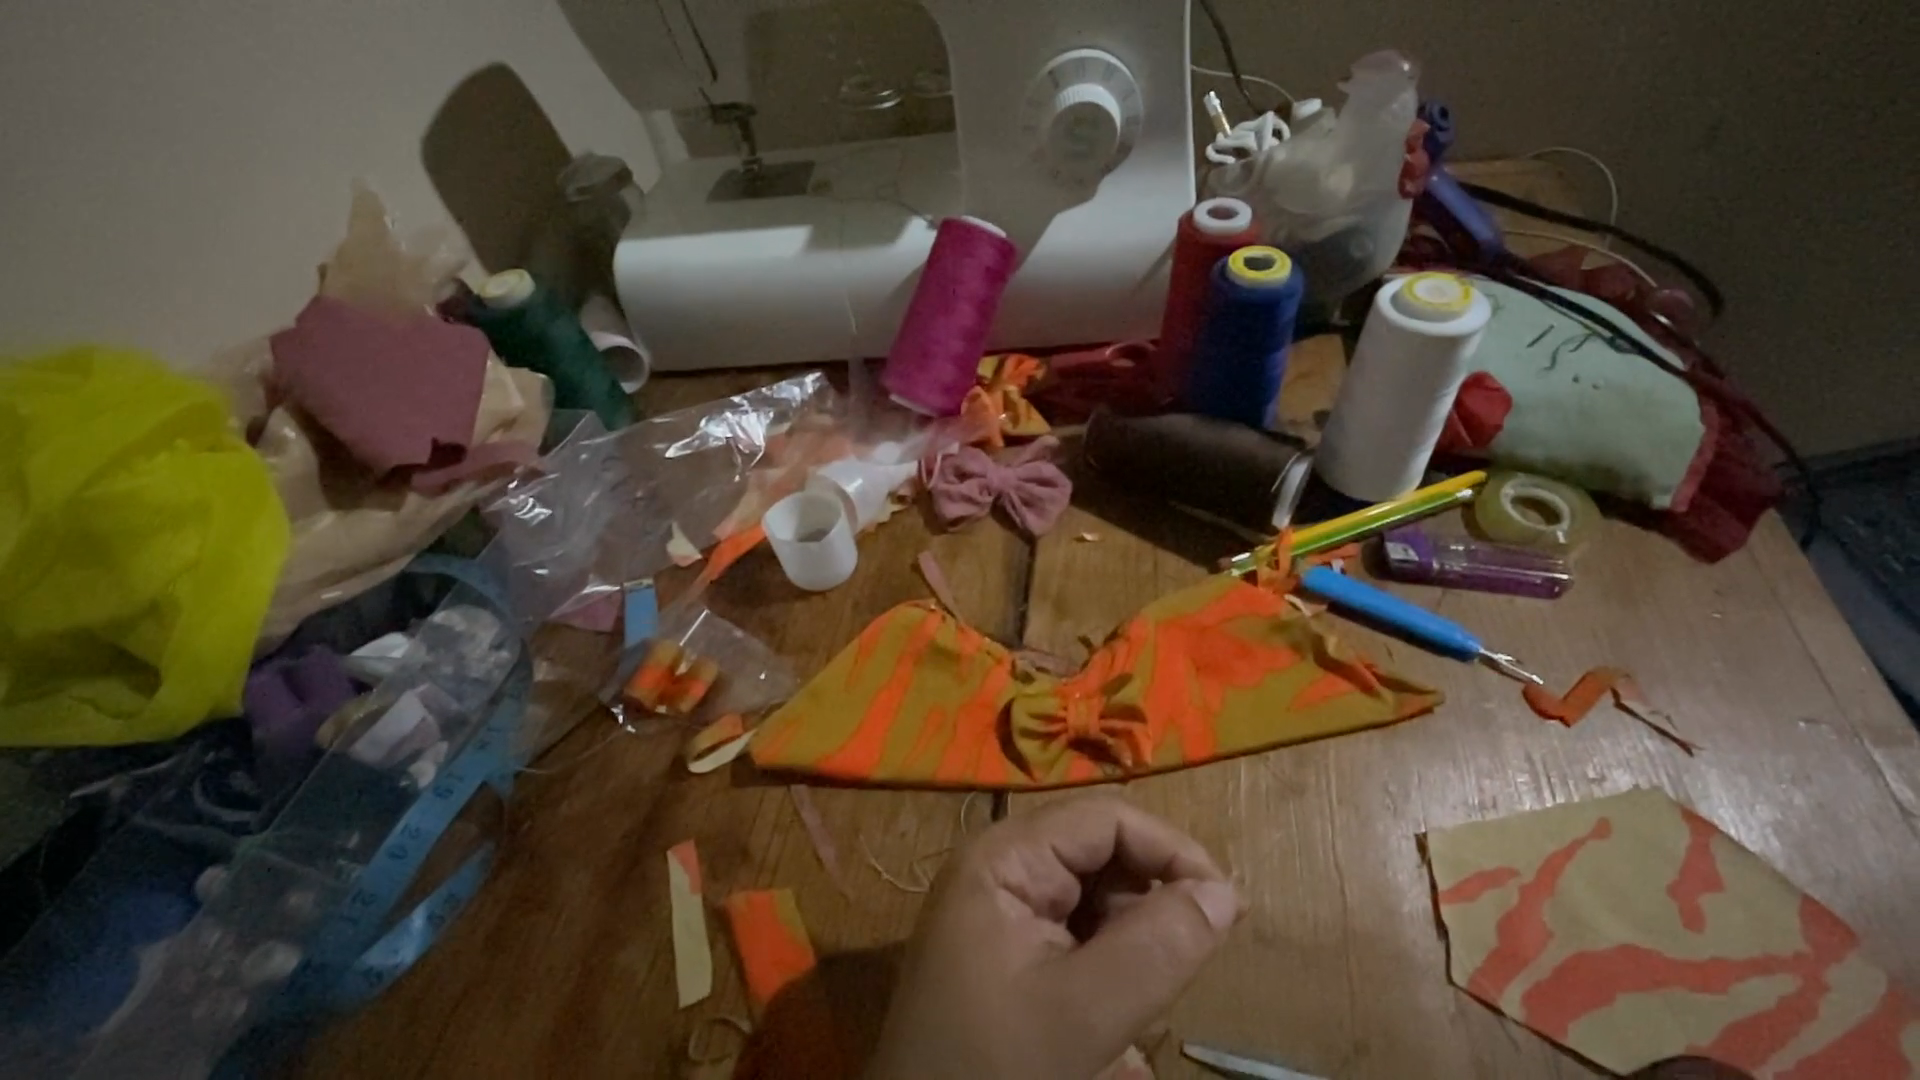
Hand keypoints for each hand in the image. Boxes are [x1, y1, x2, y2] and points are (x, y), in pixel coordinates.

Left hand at [867, 796, 1241, 1079]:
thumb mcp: (1081, 1013)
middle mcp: (1002, 868)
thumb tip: (1225, 891)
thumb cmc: (991, 1067)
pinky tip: (1110, 1028)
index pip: (1106, 819)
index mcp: (1005, 857)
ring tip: (1135, 1008)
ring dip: (1132, 946)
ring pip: (1096, 899)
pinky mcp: (1009, 948)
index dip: (1171, 851)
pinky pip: (1077, 937)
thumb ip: (1157, 946)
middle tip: (1180, 970)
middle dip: (1150, 904)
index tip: (1226, 908)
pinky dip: (1109, 972)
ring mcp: (1003, 908)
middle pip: (1102, 855)